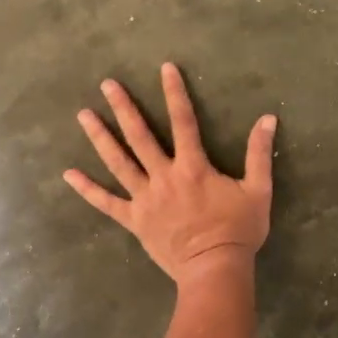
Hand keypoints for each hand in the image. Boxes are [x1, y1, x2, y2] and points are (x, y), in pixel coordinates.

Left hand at [64, 63, 277, 284]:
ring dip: (100, 137)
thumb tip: (268, 119)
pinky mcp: (135, 221)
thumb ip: (259, 153)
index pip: (184, 121)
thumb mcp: (258, 189)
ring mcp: (145, 199)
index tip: (165, 68)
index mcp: (193, 167)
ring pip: (118, 163)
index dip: (175, 93)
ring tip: (84, 115)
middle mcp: (164, 177)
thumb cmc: (238, 230)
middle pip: (140, 136)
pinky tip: (69, 175)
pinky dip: (87, 189)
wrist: (214, 269)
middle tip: (107, 84)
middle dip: (124, 108)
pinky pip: (106, 203)